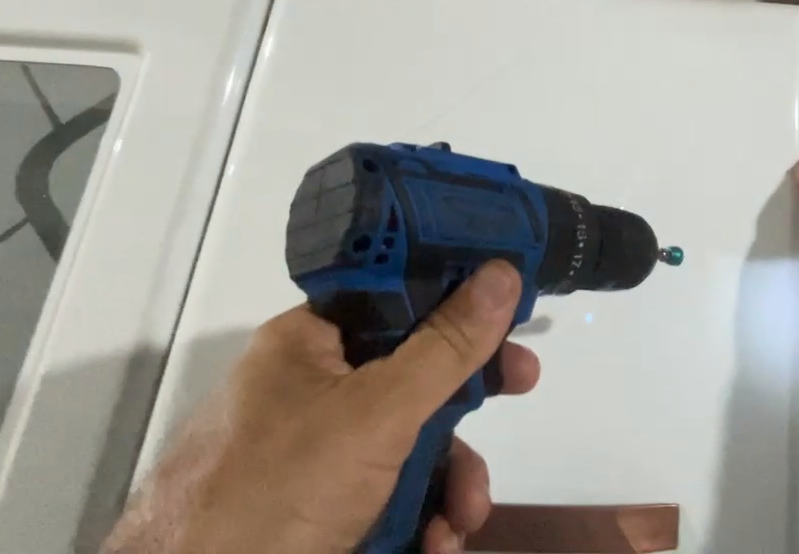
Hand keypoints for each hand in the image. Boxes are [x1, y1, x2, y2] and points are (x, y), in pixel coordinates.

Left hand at [103, 260, 539, 553]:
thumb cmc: (278, 492)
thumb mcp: (377, 413)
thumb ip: (447, 346)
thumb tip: (502, 271)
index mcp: (309, 341)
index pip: (397, 292)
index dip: (458, 297)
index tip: (507, 310)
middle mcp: (310, 387)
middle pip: (412, 370)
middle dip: (466, 402)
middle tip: (521, 383)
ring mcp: (311, 452)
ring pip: (406, 439)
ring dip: (450, 477)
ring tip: (462, 518)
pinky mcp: (315, 507)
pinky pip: (385, 489)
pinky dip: (419, 513)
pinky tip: (435, 542)